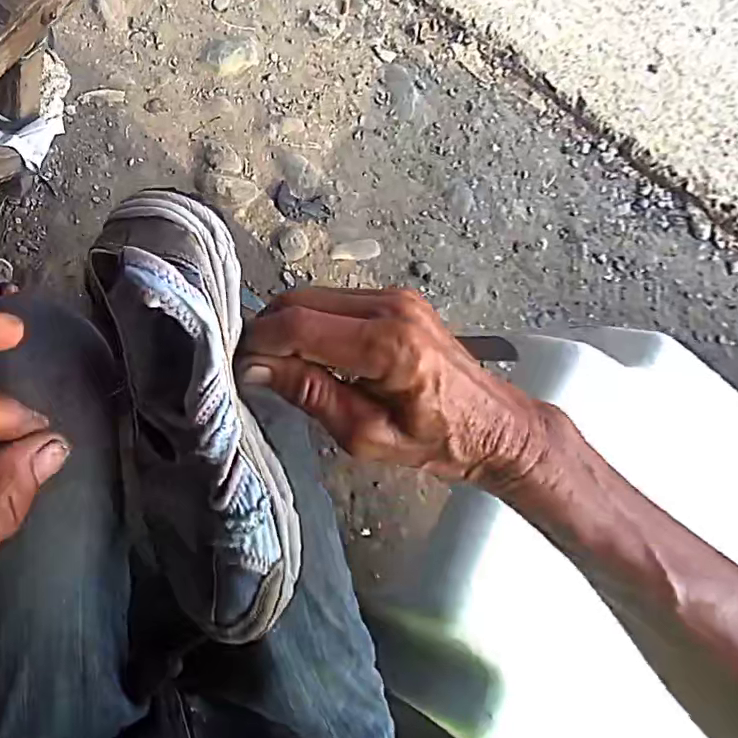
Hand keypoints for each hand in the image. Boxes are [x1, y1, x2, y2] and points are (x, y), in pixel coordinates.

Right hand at [236, 287, 551, 488]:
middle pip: (296, 302)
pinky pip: (329, 300)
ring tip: (283, 365)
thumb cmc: (437, 441)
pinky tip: (310, 353)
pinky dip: (306, 322)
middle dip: (266, 333)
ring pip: (308, 297)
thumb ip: (309, 394)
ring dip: (284, 327)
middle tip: (257, 369)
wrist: (495, 425)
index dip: (258, 346)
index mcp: (387, 346)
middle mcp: (389, 308)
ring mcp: (392, 297)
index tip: (242, 370)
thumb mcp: (364, 435)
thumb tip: (257, 368)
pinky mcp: (391, 298)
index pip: (296, 327)